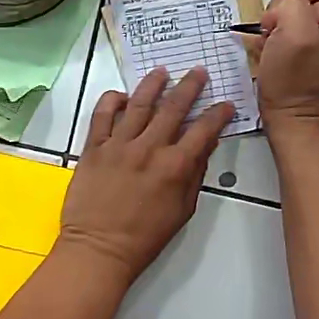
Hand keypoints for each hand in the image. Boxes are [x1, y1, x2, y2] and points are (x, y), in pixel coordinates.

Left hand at [57, 68, 233, 287]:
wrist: (99, 247)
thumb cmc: (143, 237)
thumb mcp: (182, 210)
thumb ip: (194, 174)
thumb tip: (204, 147)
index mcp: (175, 166)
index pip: (203, 130)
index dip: (218, 114)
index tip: (225, 104)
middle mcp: (148, 149)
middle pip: (173, 108)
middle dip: (189, 87)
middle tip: (198, 72)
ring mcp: (118, 145)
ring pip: (138, 104)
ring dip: (152, 85)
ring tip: (161, 72)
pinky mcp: (93, 148)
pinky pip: (102, 115)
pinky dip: (111, 100)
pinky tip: (120, 94)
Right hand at [247, 0, 318, 129]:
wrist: (286, 110)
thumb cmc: (292, 79)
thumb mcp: (294, 32)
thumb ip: (294, 1)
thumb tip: (286, 0)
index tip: (291, 19)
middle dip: (282, 9)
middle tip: (282, 34)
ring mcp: (318, 28)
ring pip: (287, 4)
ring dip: (274, 23)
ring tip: (277, 43)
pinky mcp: (303, 37)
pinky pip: (280, 20)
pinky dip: (272, 33)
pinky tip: (274, 48)